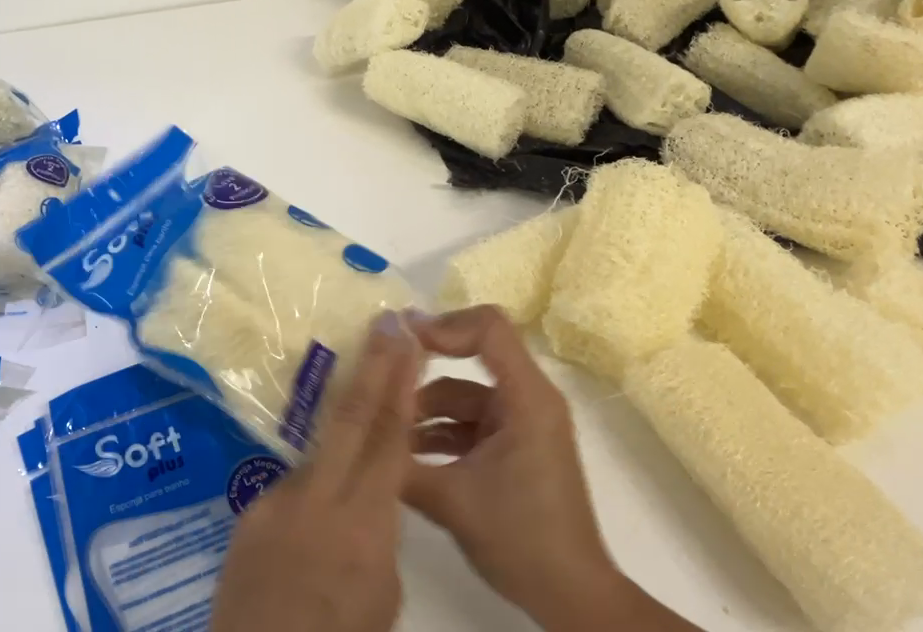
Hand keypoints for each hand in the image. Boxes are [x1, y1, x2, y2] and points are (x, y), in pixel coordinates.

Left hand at [211, 311, 423, 631]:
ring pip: (317, 455)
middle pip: (350, 419)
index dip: (399, 386)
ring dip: (339, 438)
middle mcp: (317, 497)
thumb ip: (378, 537)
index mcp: (363, 522)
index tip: (406, 342)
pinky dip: (309, 494)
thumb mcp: (384, 595)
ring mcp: (276, 501)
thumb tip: (368, 504)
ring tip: (354, 440)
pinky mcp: (248, 515)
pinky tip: (311, 520)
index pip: (389, 440)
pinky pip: (289, 491)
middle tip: (384, 322)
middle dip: (373, 366)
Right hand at [404, 306, 699, 631]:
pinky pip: (469, 423)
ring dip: (423, 410)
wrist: (571, 597)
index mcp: (526, 399)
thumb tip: (352, 431)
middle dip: (421, 373)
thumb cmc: (521, 539)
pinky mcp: (514, 448)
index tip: (400, 341)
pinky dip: (438, 433)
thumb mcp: (451, 499)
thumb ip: (399, 461)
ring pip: (463, 395)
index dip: (443, 325)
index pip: (488, 328)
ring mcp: (521, 424)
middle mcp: (528, 401)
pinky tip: (402, 456)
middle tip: (376, 385)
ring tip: (381, 432)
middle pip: (470, 359)